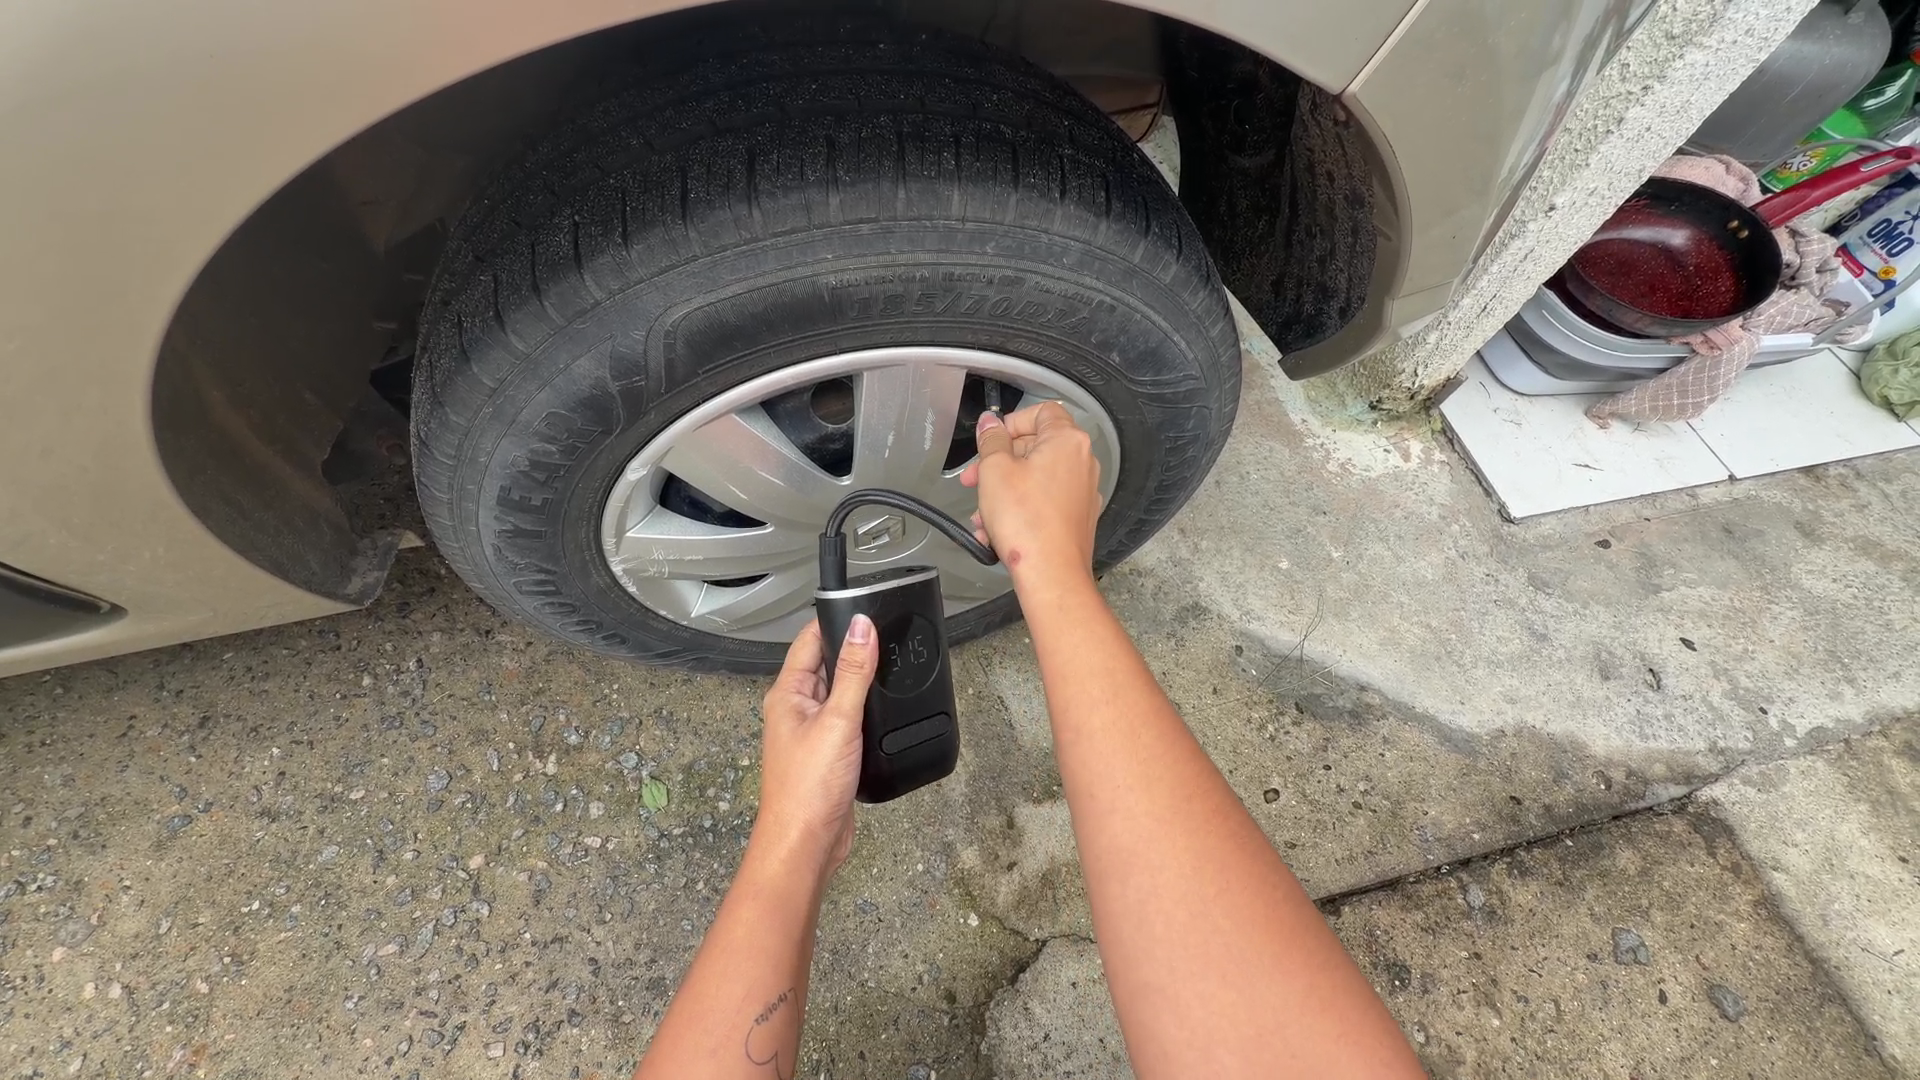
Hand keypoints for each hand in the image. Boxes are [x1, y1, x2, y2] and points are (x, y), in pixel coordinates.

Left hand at [753, 616, 876, 875]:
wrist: (807, 844)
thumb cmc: (809, 786)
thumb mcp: (838, 721)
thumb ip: (853, 672)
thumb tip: (862, 627)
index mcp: (788, 693)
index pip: (809, 640)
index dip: (835, 621)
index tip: (865, 606)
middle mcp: (796, 708)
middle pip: (825, 663)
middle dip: (852, 648)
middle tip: (886, 634)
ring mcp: (812, 730)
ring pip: (838, 690)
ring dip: (860, 678)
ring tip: (890, 664)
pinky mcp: (829, 751)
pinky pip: (847, 716)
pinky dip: (865, 706)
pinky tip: (884, 706)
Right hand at [960, 402, 1101, 585]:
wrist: (1051, 573)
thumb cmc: (1026, 522)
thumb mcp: (994, 470)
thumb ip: (991, 440)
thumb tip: (989, 422)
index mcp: (1067, 441)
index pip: (1042, 411)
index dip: (1012, 421)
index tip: (990, 438)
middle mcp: (1082, 462)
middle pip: (1036, 446)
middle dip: (999, 462)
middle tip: (973, 478)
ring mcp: (1083, 491)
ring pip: (1035, 478)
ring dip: (1004, 490)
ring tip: (981, 514)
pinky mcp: (1077, 517)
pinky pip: (1044, 502)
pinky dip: (1020, 508)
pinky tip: (995, 530)